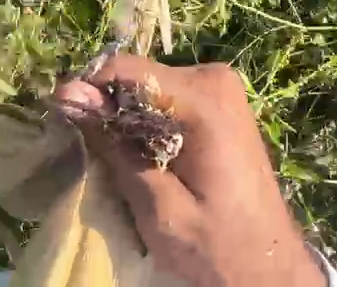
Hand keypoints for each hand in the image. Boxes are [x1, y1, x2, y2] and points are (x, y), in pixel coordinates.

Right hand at [53, 56, 321, 286]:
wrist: (274, 273)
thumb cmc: (218, 249)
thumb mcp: (157, 206)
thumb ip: (112, 146)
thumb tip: (65, 94)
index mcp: (206, 103)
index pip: (129, 70)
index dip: (90, 87)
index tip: (62, 111)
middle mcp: (215, 79)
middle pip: (138, 75)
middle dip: (108, 103)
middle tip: (92, 142)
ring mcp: (220, 86)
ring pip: (148, 83)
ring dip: (126, 112)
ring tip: (116, 151)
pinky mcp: (220, 99)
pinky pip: (166, 92)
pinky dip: (145, 116)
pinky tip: (142, 149)